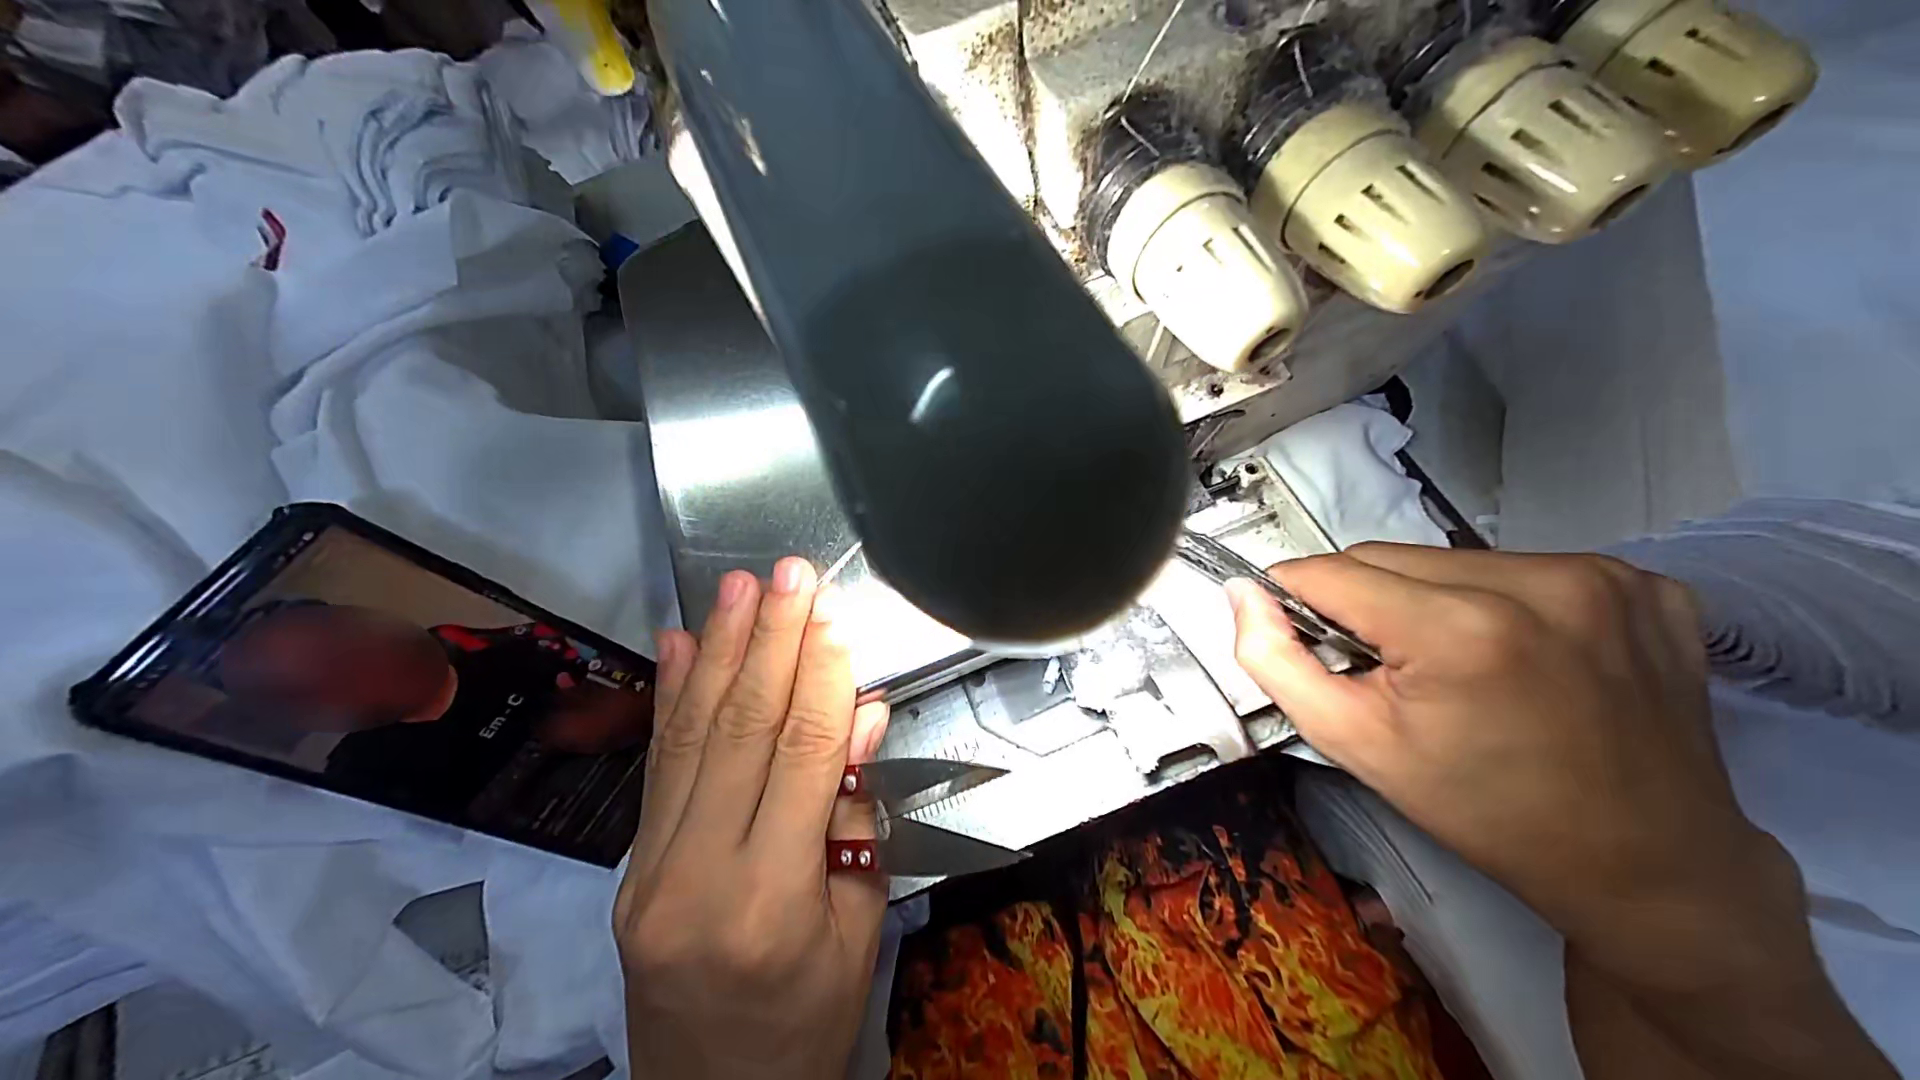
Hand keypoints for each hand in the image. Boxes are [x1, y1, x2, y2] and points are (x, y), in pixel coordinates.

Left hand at [614, 557, 891, 1078]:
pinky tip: (683, 643)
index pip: (802, 757)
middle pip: (742, 730)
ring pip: (692, 735)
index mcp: (770, 901)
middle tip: (787, 574)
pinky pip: (659, 765)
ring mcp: (650, 868)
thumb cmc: (808, 1024)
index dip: (823, 677)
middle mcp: (697, 875)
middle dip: (771, 640)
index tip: (835, 615)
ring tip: (737, 587)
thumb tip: (862, 718)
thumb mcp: (860, 929)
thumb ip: (859, 819)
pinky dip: (674, 696)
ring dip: (721, 650)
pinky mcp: (633, 864)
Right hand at [1226, 545, 1803, 991]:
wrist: (1644, 862)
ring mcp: (1605, 578)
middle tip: (1379, 661)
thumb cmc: (1483, 808)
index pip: (1330, 570)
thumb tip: (1242, 594)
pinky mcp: (1647, 585)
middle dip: (1362, 600)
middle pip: (1388, 557)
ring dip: (1424, 596)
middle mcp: (1541, 583)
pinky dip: (1496, 599)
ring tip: (1448, 658)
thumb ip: (1274, 661)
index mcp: (1461, 629)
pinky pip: (1520, 566)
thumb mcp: (1352, 742)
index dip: (1299, 598)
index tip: (1302, 632)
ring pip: (1449, 558)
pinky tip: (1517, 650)